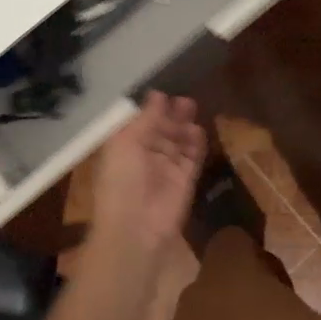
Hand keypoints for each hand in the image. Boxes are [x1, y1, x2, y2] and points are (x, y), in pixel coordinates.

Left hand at [91, 91, 206, 260]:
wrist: (135, 228)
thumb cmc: (121, 180)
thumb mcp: (126, 143)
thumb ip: (145, 118)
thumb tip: (157, 94)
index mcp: (123, 147)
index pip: (139, 122)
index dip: (151, 108)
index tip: (163, 91)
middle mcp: (144, 156)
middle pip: (161, 129)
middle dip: (171, 114)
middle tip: (184, 98)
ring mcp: (165, 169)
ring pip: (178, 141)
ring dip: (184, 125)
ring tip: (192, 106)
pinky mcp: (185, 181)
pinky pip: (192, 158)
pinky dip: (196, 143)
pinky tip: (198, 129)